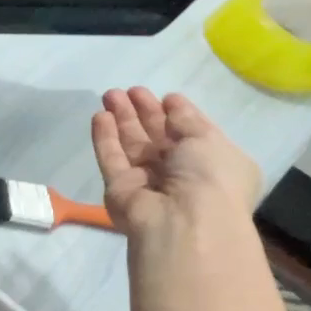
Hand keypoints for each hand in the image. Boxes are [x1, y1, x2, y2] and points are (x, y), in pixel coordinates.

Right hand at [90, 87, 260, 236]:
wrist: (183, 219)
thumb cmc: (211, 177)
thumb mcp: (209, 140)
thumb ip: (187, 120)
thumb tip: (172, 102)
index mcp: (209, 160)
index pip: (190, 132)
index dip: (177, 113)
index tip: (164, 96)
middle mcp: (178, 169)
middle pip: (156, 135)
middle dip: (143, 111)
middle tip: (128, 90)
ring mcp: (146, 178)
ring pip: (130, 143)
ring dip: (121, 119)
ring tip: (109, 95)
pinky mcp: (118, 185)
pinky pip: (110, 157)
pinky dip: (105, 137)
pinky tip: (99, 116)